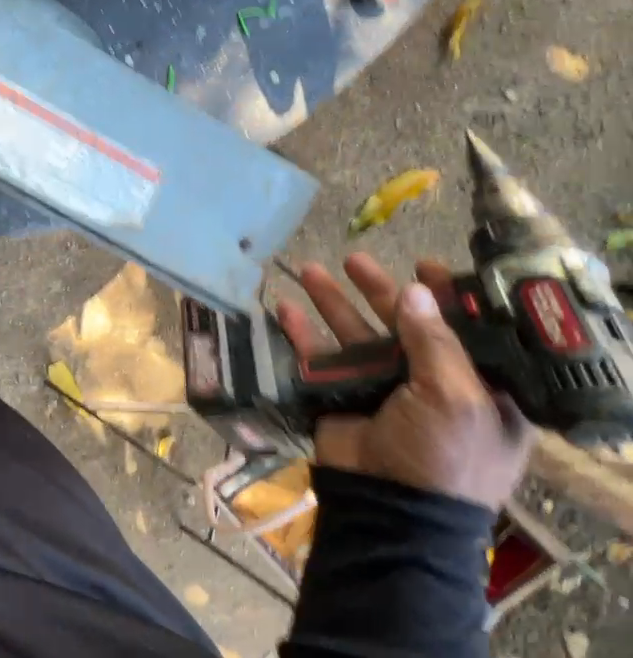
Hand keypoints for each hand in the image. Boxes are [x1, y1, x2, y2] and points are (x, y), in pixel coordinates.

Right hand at [278, 253, 534, 508]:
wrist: (389, 502)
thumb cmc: (442, 454)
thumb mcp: (454, 397)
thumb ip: (434, 343)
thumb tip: (415, 291)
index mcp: (478, 388)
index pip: (465, 332)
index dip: (446, 297)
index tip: (423, 265)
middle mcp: (431, 383)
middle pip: (403, 325)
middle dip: (378, 291)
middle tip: (355, 260)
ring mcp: (382, 388)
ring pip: (355, 335)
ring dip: (332, 303)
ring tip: (309, 271)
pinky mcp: (340, 394)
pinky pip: (318, 356)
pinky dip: (300, 332)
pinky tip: (284, 308)